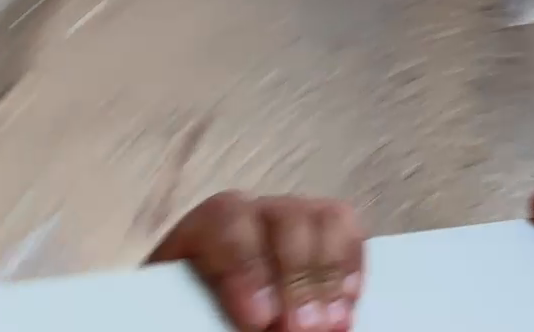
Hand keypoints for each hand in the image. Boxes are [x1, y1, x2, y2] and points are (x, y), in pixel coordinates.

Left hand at [149, 192, 364, 331]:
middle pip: (286, 221)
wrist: (198, 318)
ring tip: (332, 325)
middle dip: (299, 280)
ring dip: (331, 274)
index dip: (247, 271)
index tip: (259, 321)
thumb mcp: (181, 320)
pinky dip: (352, 267)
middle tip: (303, 331)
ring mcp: (295, 214)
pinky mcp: (324, 228)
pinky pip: (349, 230)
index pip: (226, 227)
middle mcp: (254, 212)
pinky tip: (348, 303)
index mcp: (203, 229)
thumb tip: (258, 322)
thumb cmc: (184, 319)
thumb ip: (207, 321)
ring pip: (325, 218)